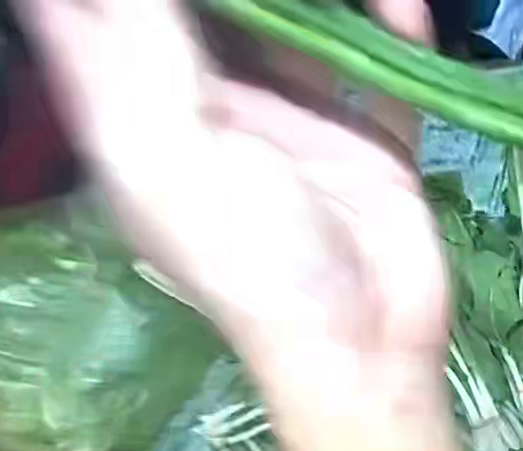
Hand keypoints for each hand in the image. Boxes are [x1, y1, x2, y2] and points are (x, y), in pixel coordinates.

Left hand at [14, 0, 448, 399]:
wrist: (364, 345)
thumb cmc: (255, 265)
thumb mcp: (167, 148)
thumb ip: (145, 41)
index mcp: (138, 88)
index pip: (114, 0)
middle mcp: (219, 94)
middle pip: (222, 5)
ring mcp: (305, 123)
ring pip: (305, 29)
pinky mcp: (376, 152)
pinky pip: (384, 84)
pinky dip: (399, 47)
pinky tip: (408, 18)